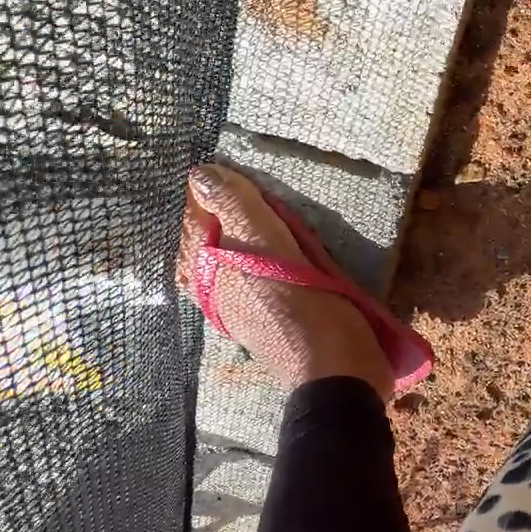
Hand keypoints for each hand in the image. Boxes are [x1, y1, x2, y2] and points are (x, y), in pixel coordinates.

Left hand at [178, 165, 394, 395]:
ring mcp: (241, 305)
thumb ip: (236, 206)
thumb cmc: (298, 300)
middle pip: (216, 237)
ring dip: (255, 233)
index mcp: (204, 270)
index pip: (197, 215)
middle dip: (232, 211)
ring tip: (277, 213)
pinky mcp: (272, 315)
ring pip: (240, 256)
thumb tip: (201, 173)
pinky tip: (290, 251)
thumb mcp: (267, 243)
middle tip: (260, 186)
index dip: (216, 189)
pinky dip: (271, 255)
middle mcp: (214, 289)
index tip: (239, 168)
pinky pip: (262, 273)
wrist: (333, 363)